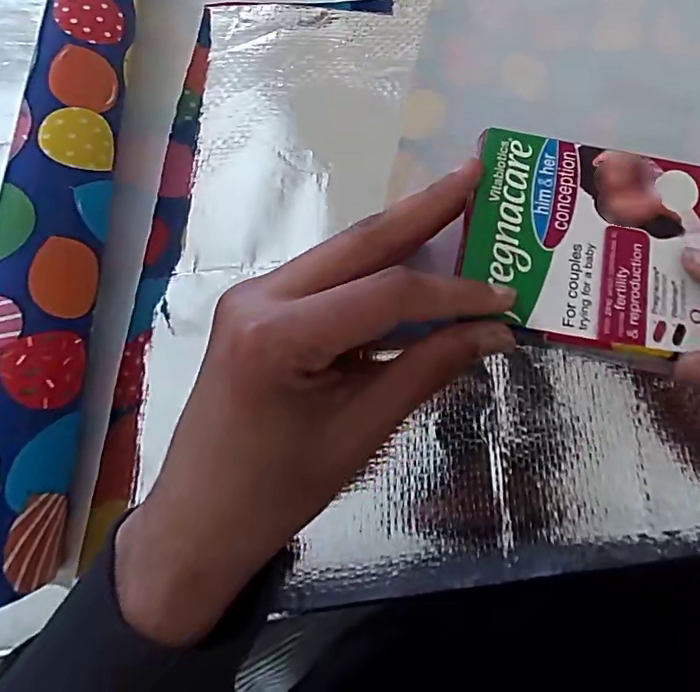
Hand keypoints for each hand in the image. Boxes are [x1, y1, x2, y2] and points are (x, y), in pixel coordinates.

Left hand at [115, 160, 514, 645]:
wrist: (194, 528)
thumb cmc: (276, 492)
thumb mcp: (364, 430)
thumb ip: (431, 366)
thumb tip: (497, 330)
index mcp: (279, 335)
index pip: (388, 293)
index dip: (454, 292)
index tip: (505, 296)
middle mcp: (262, 295)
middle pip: (363, 242)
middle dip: (427, 206)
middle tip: (475, 171)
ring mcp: (257, 294)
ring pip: (348, 249)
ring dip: (406, 226)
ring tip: (455, 195)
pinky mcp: (263, 304)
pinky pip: (334, 272)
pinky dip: (381, 262)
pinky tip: (416, 247)